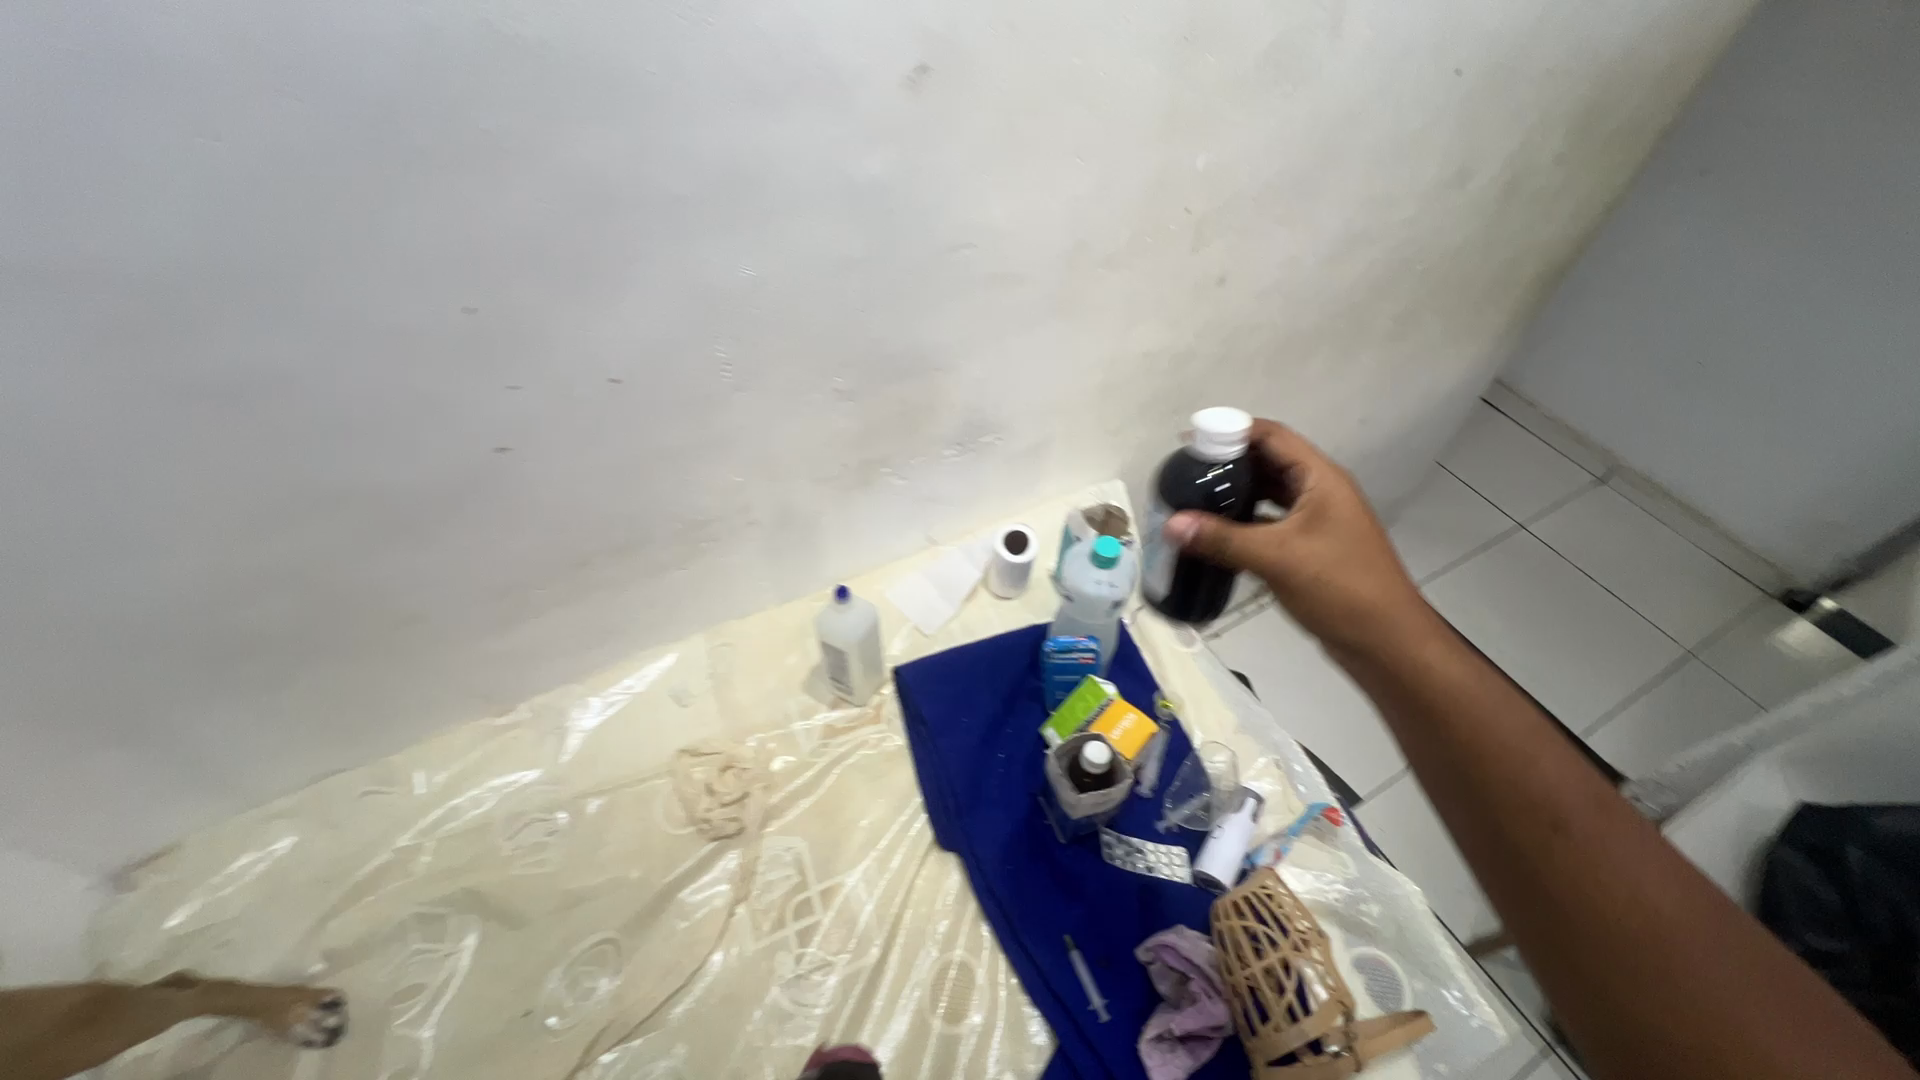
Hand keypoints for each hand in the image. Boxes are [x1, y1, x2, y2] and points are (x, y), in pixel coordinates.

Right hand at [1162, 420, 1427, 655]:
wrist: (1385, 641)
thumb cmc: (1339, 587)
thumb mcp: (1277, 558)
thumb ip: (1222, 539)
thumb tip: (1171, 524)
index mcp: (1320, 479)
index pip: (1271, 436)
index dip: (1230, 431)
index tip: (1189, 441)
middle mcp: (1320, 492)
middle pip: (1268, 461)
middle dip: (1227, 463)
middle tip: (1184, 473)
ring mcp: (1317, 521)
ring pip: (1269, 494)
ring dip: (1236, 493)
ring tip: (1193, 499)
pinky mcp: (1311, 547)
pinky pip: (1271, 522)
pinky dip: (1244, 522)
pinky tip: (1217, 534)